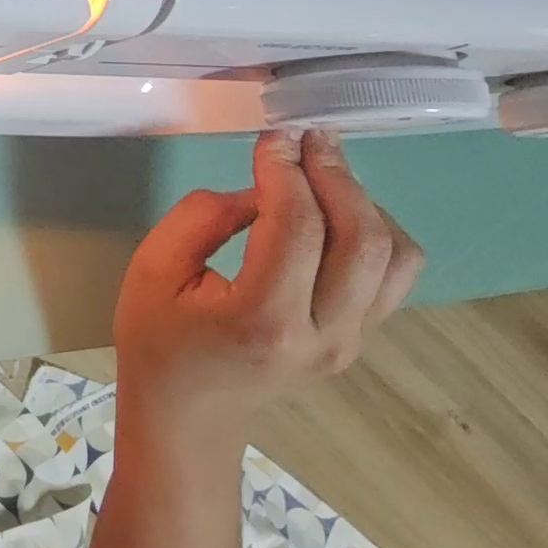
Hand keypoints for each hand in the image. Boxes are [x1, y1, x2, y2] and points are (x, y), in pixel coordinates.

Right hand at [112, 129, 424, 444]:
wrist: (187, 410)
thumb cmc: (156, 338)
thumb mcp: (153, 269)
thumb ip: (202, 219)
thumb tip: (257, 191)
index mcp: (262, 317)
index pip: (295, 227)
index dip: (285, 171)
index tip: (271, 137)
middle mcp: (323, 333)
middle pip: (362, 239)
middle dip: (336, 177)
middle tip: (308, 138)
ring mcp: (352, 341)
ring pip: (394, 257)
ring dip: (364, 201)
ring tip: (324, 168)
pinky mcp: (359, 338)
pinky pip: (392, 275)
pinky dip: (374, 229)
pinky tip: (337, 207)